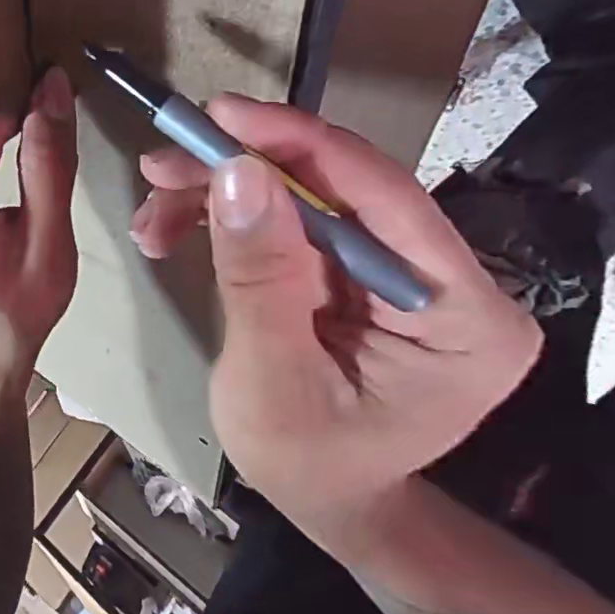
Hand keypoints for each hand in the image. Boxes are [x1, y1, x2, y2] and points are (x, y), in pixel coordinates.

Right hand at [130, 95, 539, 520]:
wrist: (323, 497)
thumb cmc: (304, 461)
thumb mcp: (270, 377)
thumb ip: (258, 277)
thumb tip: (237, 172)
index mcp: (462, 314)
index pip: (383, 199)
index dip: (299, 145)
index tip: (219, 115)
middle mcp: (447, 278)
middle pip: (337, 190)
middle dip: (239, 172)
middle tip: (160, 166)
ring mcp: (400, 273)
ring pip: (302, 200)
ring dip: (219, 197)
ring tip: (152, 217)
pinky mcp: (357, 273)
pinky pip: (288, 225)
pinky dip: (226, 221)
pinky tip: (173, 231)